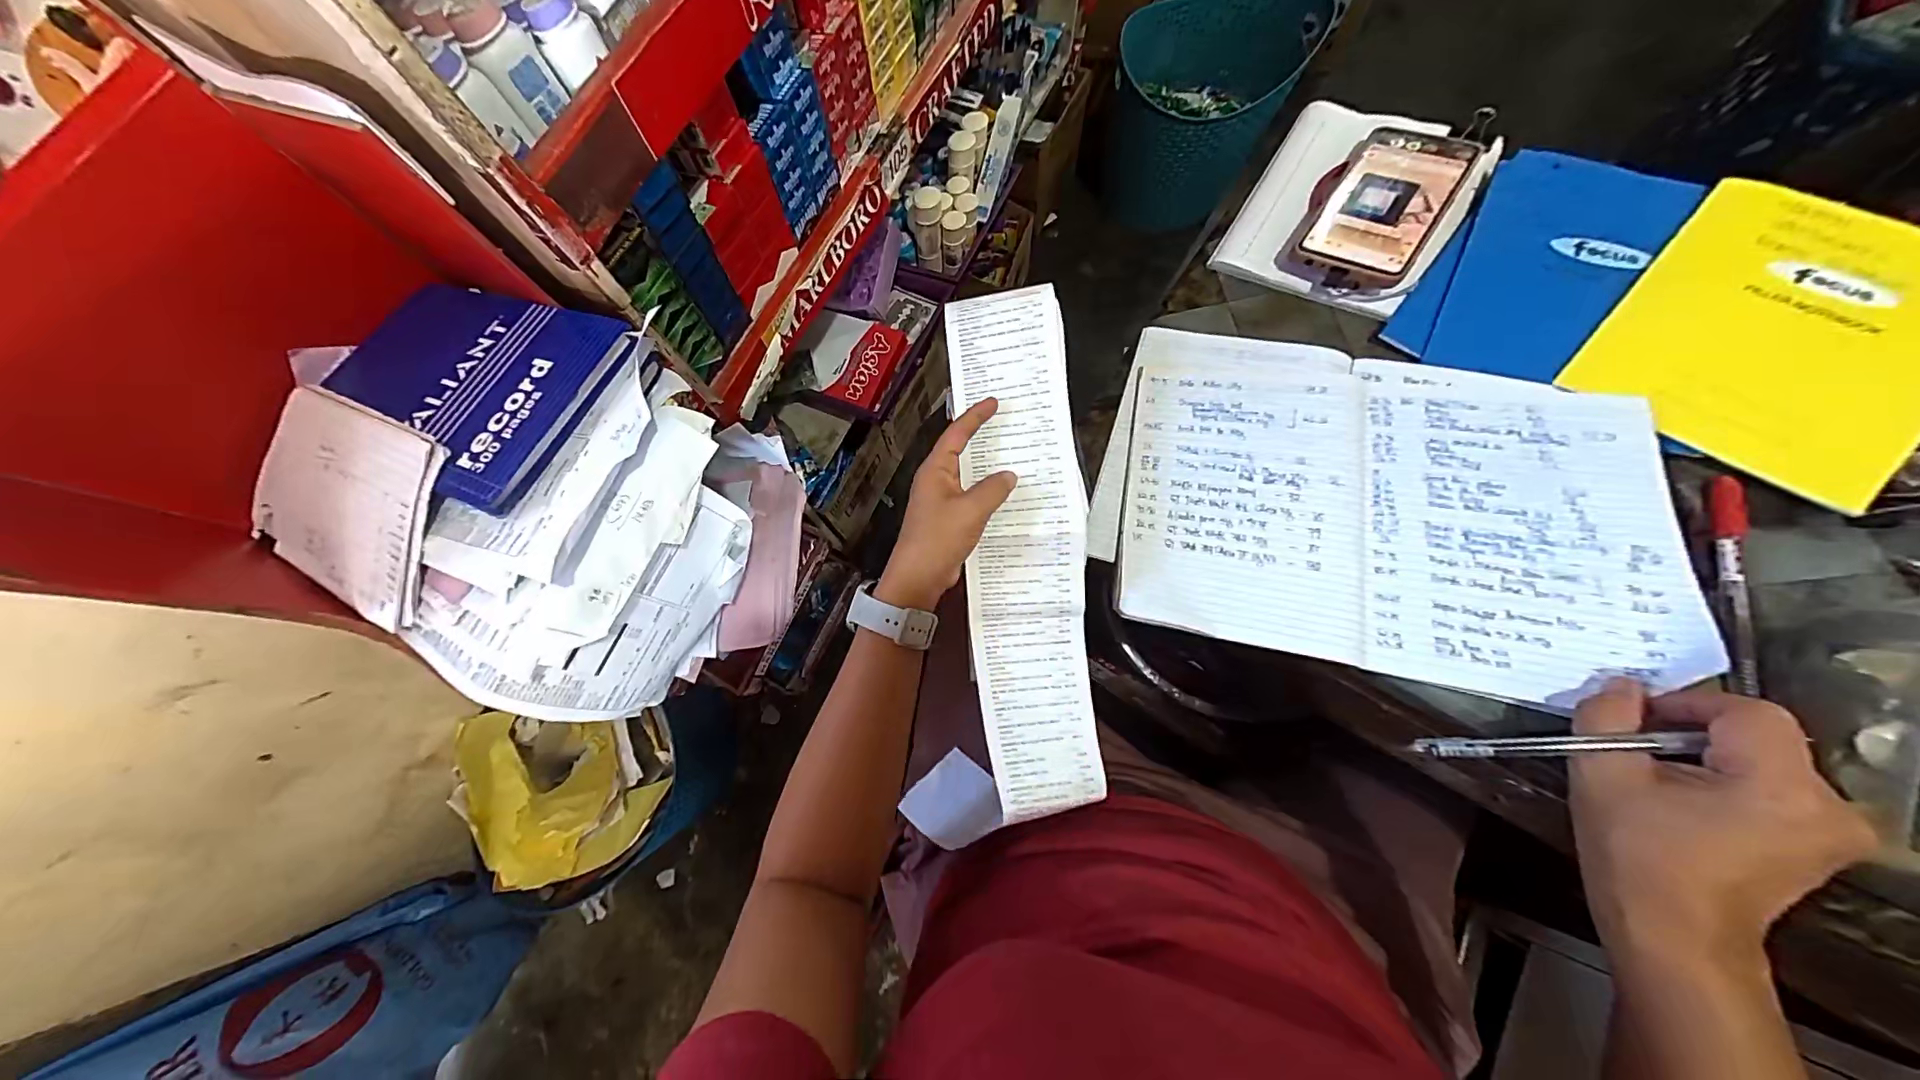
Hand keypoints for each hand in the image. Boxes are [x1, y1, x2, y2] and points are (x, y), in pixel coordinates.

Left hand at [873, 398, 1016, 610]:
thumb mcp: (971, 511)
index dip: (975, 417)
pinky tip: (1000, 495)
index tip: (991, 403)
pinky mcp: (946, 518)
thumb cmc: (935, 541)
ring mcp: (940, 500)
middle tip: (999, 421)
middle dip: (979, 436)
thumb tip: (1007, 476)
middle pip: (958, 450)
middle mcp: (935, 481)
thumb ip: (992, 490)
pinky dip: (985, 492)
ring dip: (984, 467)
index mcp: (935, 471)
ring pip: (966, 475)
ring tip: (1006, 454)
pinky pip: (969, 497)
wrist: (918, 576)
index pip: (956, 434)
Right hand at [1569, 680, 1875, 967]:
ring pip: (1762, 759)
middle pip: (1758, 735)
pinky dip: (1725, 779)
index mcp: (1782, 788)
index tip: (1637, 716)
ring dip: (1706, 754)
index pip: (1746, 712)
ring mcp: (1832, 831)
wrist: (1670, 935)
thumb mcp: (1601, 775)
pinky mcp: (1819, 845)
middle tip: (1637, 743)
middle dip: (1692, 730)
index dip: (1685, 703)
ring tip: (1654, 774)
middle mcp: (1828, 807)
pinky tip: (1682, 798)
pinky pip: (1771, 787)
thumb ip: (1606, 716)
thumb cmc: (1636, 855)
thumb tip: (1623, 686)